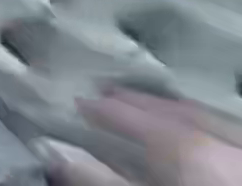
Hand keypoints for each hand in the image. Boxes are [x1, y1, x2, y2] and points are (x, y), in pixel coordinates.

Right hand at [44, 90, 241, 185]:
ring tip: (171, 117)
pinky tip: (222, 147)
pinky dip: (229, 140)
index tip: (79, 105)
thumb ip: (98, 180)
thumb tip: (51, 149)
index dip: (101, 110)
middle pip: (190, 116)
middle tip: (118, 97)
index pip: (131, 116)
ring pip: (230, 128)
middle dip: (152, 106)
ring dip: (196, 119)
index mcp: (190, 149)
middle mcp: (233, 148)